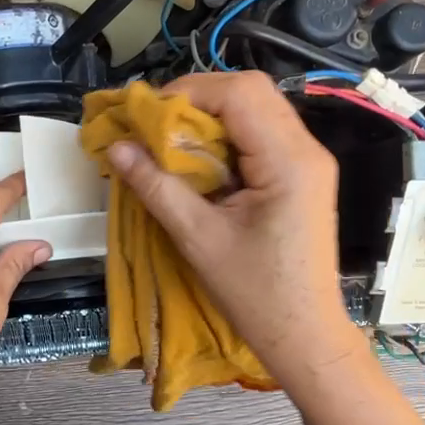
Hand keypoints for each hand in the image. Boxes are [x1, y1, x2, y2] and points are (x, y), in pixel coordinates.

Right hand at [106, 72, 360, 377]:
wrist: (302, 332)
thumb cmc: (254, 292)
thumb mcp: (197, 237)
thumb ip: (156, 186)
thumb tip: (116, 148)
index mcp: (288, 161)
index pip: (238, 94)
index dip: (187, 92)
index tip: (145, 116)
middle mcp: (306, 149)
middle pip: (250, 92)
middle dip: (195, 100)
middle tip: (153, 127)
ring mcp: (307, 160)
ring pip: (255, 110)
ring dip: (208, 118)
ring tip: (169, 144)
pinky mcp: (299, 175)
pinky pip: (259, 135)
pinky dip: (223, 138)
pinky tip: (196, 163)